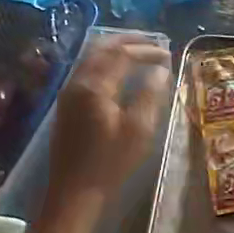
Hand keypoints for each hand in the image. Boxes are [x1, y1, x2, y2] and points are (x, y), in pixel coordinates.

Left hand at [48, 37, 173, 199]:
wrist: (74, 191)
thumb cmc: (110, 162)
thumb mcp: (139, 130)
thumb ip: (149, 95)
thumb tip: (159, 70)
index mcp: (95, 86)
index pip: (121, 54)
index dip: (146, 50)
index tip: (167, 53)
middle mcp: (77, 82)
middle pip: (101, 48)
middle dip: (127, 42)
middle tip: (151, 42)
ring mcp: (68, 92)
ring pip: (90, 58)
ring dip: (114, 50)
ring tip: (137, 53)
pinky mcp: (66, 104)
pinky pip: (85, 70)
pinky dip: (104, 63)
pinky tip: (117, 72)